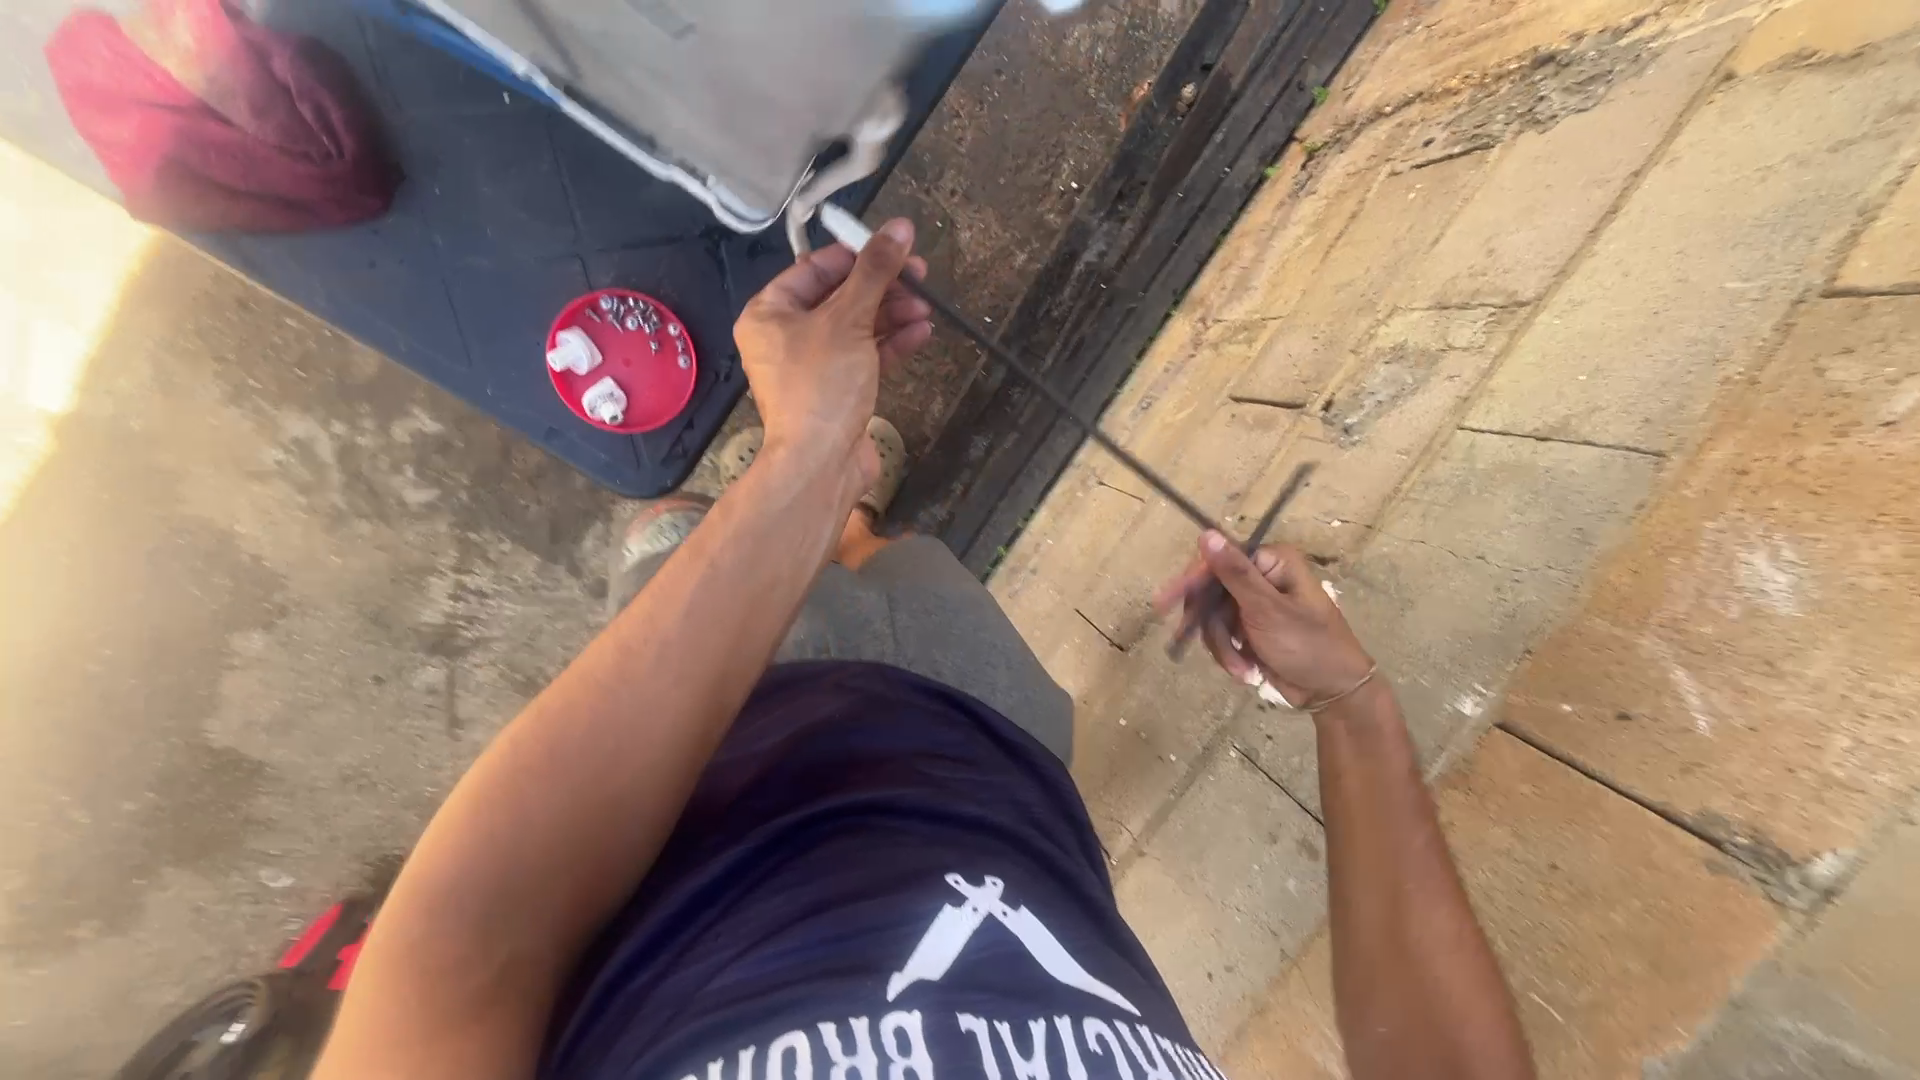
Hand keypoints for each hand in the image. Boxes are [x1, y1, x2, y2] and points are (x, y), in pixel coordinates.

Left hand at [733, 219, 931, 493]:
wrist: (821, 463)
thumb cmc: (821, 385)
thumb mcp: (848, 320)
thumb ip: (874, 272)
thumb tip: (898, 227)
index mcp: (770, 313)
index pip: (815, 269)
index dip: (856, 256)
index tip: (894, 249)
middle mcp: (786, 337)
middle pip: (840, 298)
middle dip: (882, 288)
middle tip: (920, 276)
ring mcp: (812, 367)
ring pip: (857, 328)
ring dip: (892, 315)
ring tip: (926, 308)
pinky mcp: (837, 391)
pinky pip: (865, 357)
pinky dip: (891, 344)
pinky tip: (921, 332)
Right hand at [1154, 533, 1374, 706]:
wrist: (1332, 693)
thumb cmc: (1308, 645)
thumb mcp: (1267, 609)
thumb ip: (1234, 572)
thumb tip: (1205, 533)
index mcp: (1271, 561)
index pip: (1217, 561)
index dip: (1191, 583)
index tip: (1164, 604)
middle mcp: (1262, 576)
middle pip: (1211, 591)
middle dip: (1209, 625)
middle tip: (1187, 640)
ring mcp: (1256, 603)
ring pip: (1213, 617)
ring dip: (1222, 646)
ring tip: (1241, 668)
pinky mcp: (1251, 627)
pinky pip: (1222, 634)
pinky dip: (1229, 654)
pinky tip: (1246, 670)